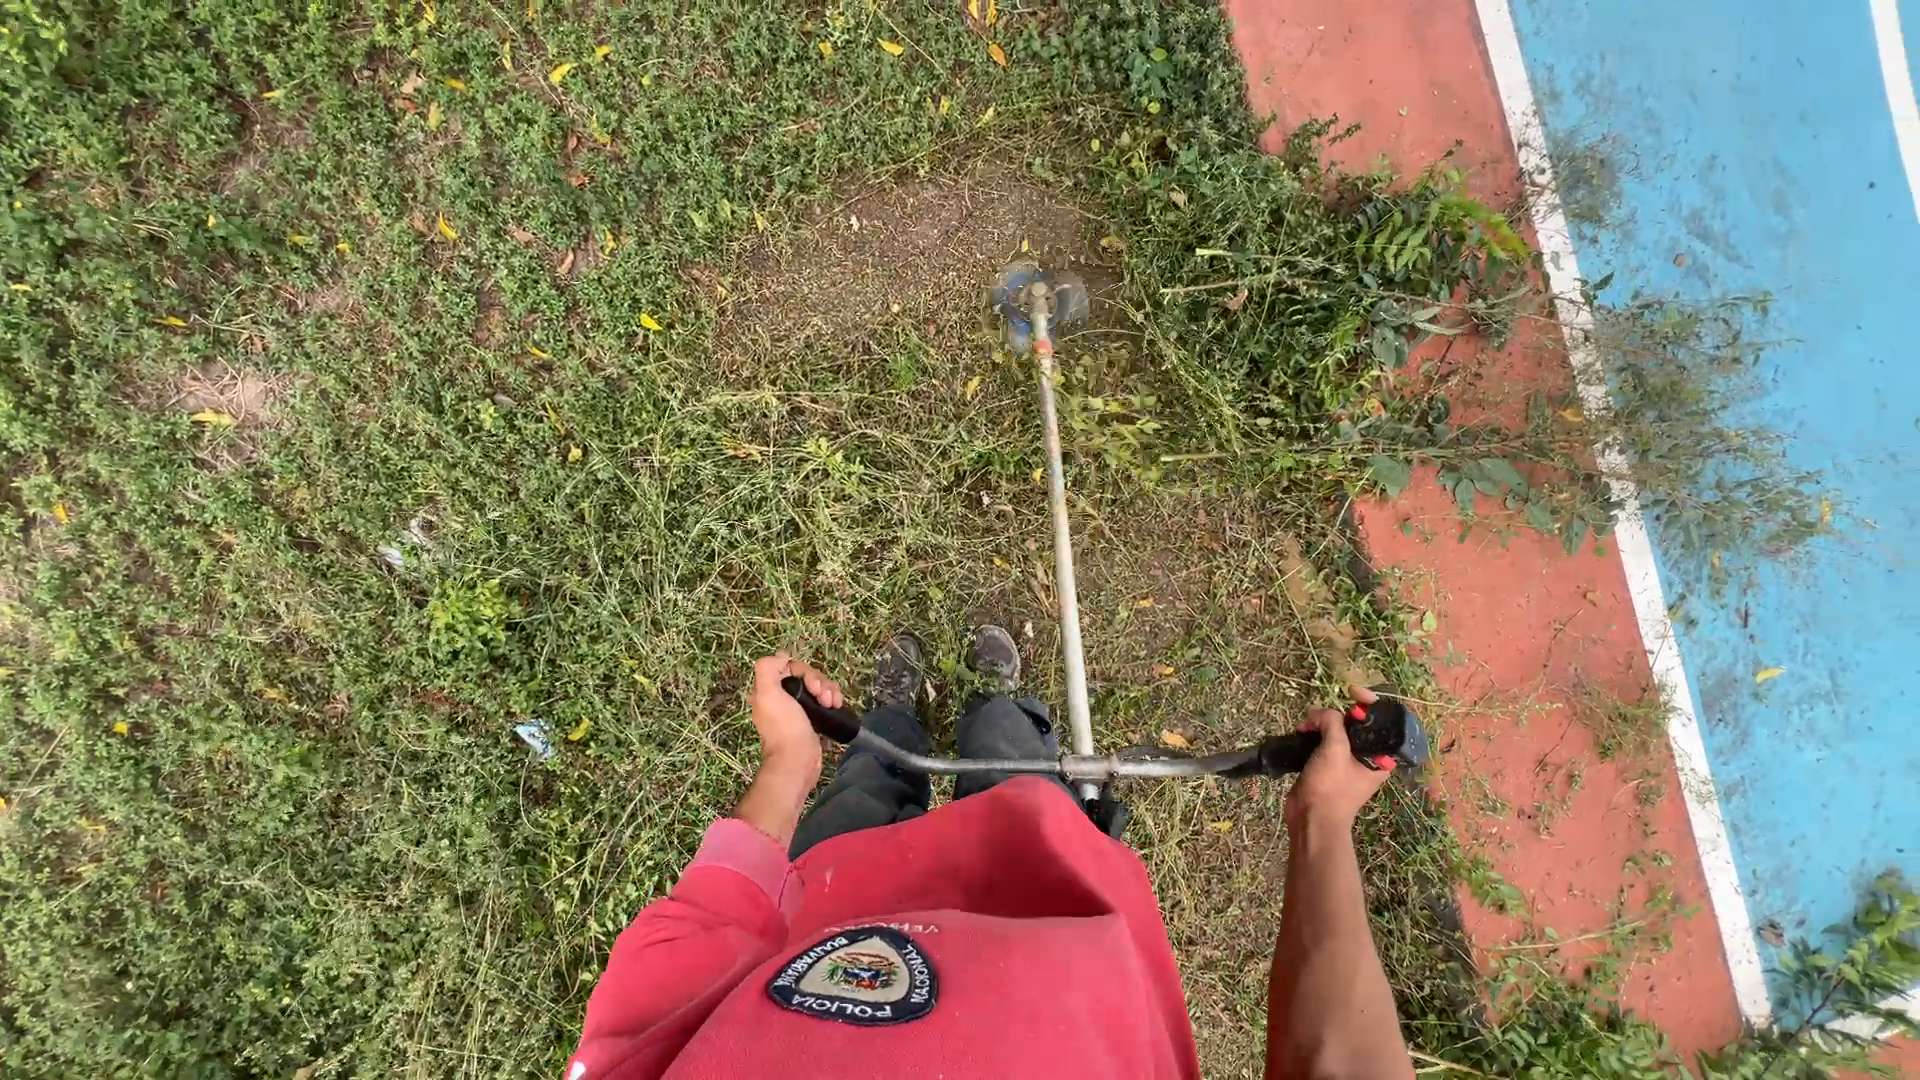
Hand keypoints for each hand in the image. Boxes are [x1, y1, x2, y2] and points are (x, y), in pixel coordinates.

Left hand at [750, 652, 841, 775]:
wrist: (798, 759)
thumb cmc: (784, 727)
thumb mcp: (768, 694)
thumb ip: (767, 669)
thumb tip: (783, 656)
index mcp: (768, 690)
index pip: (789, 667)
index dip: (803, 672)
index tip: (811, 686)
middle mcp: (781, 697)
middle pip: (806, 675)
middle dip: (819, 683)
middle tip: (823, 698)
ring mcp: (798, 708)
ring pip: (818, 686)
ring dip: (829, 690)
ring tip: (833, 704)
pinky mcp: (813, 717)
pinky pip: (825, 698)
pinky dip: (833, 698)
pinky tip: (836, 706)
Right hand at [1285, 685, 1393, 833]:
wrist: (1312, 817)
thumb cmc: (1331, 786)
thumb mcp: (1335, 749)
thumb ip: (1332, 722)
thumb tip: (1319, 714)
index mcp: (1381, 755)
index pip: (1382, 719)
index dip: (1369, 701)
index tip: (1350, 690)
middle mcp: (1368, 755)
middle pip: (1356, 722)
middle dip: (1335, 713)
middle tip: (1317, 716)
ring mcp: (1347, 760)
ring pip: (1336, 729)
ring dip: (1319, 722)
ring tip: (1303, 727)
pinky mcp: (1327, 764)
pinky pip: (1323, 740)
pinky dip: (1312, 732)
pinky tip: (1300, 733)